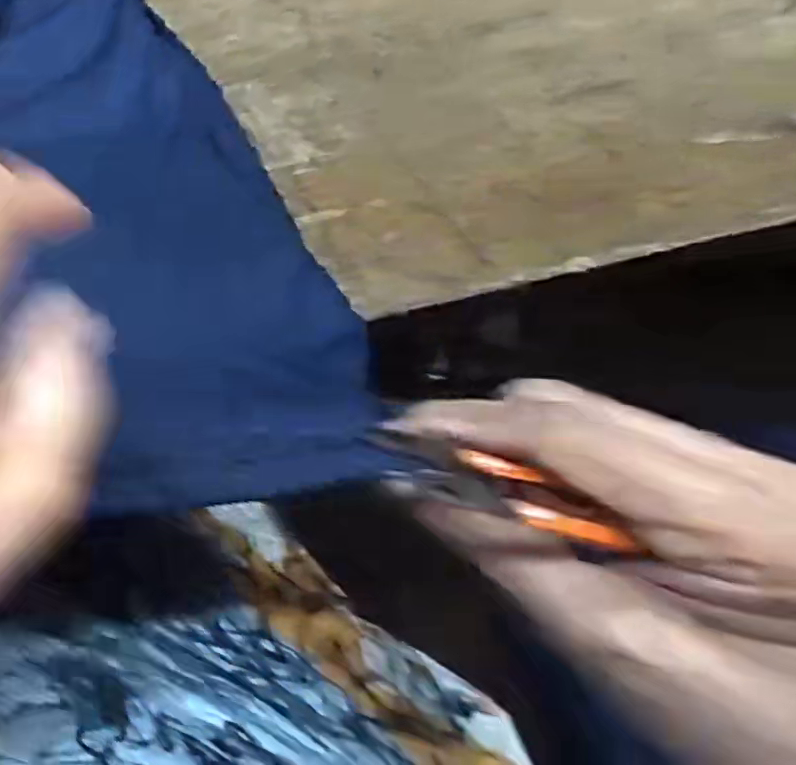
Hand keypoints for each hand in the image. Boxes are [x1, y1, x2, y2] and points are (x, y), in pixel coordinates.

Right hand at [394, 380, 795, 764]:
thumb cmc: (746, 727)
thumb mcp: (615, 644)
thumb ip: (507, 554)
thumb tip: (403, 484)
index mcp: (743, 512)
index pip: (564, 430)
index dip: (461, 422)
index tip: (382, 432)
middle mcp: (750, 469)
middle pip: (570, 405)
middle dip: (479, 426)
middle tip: (423, 465)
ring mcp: (750, 472)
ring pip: (586, 412)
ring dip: (510, 441)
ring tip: (478, 487)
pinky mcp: (738, 486)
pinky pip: (612, 438)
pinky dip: (551, 459)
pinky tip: (540, 501)